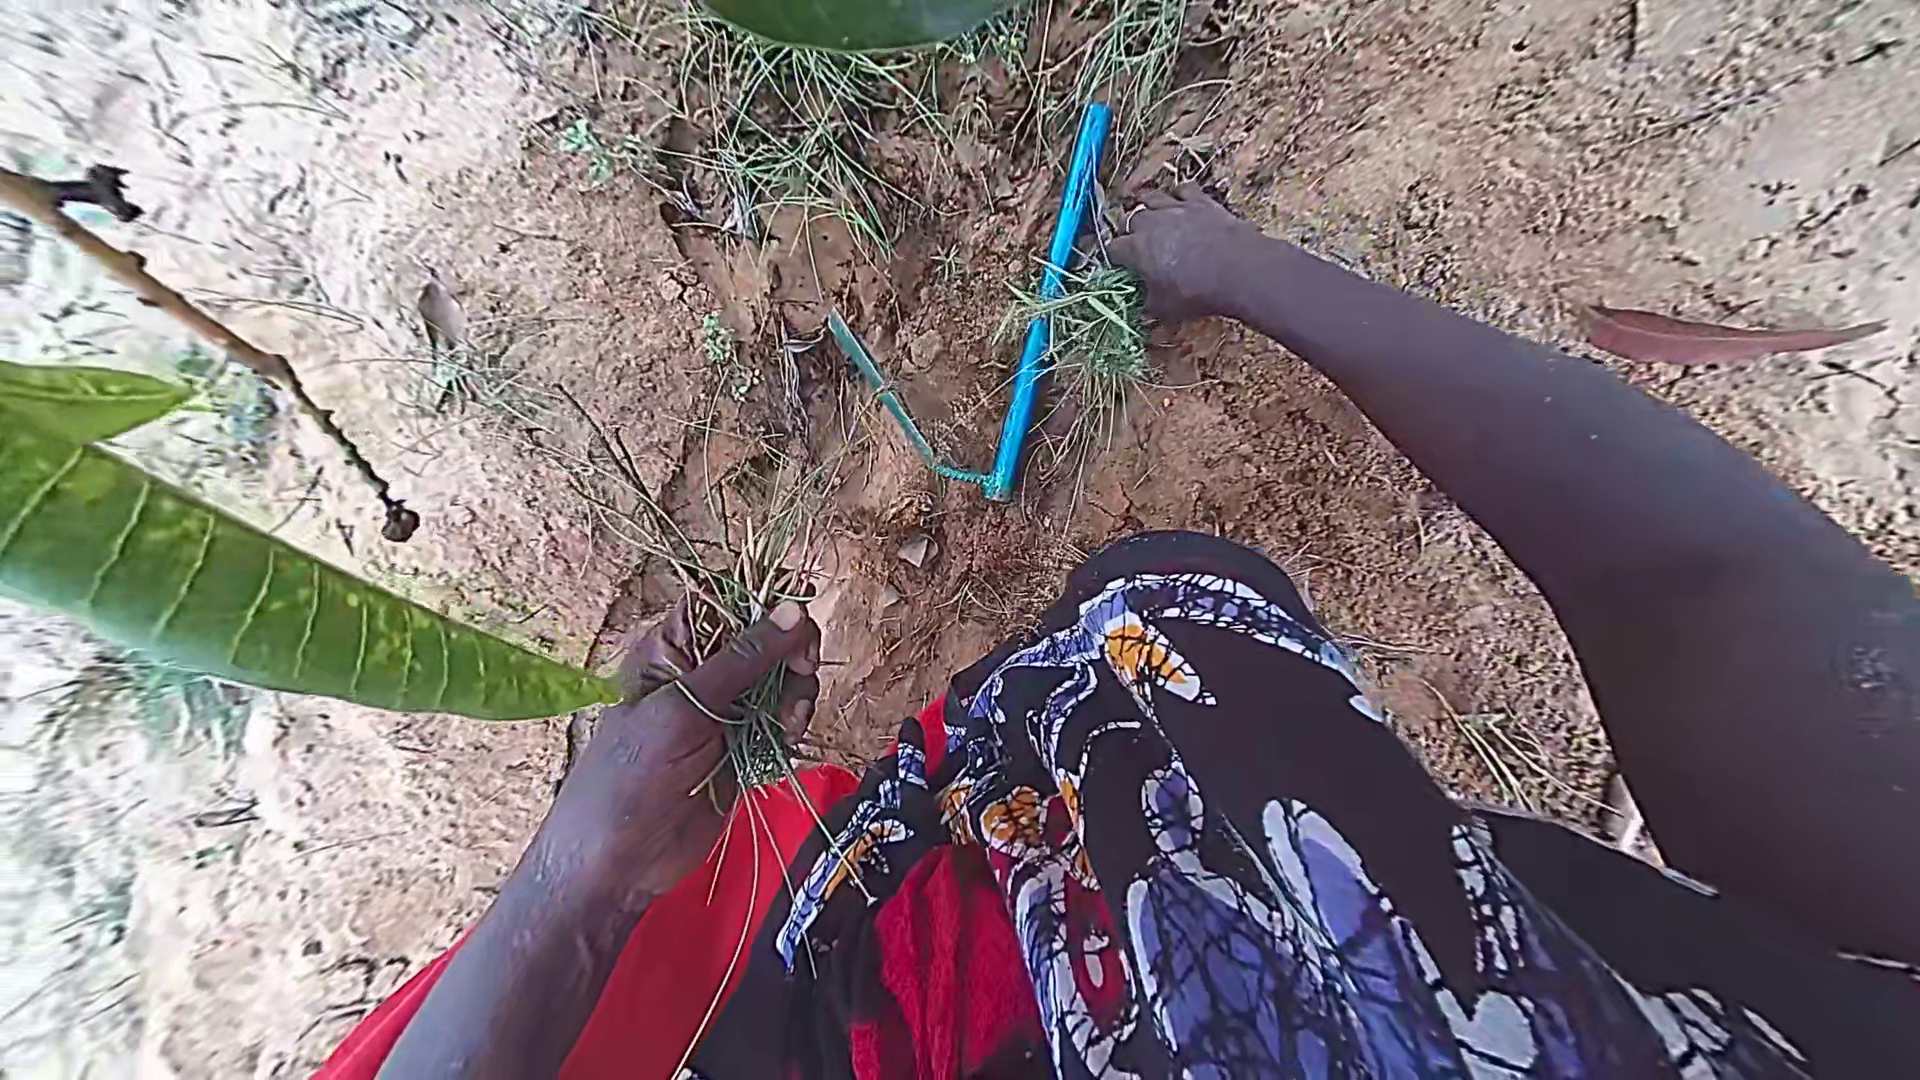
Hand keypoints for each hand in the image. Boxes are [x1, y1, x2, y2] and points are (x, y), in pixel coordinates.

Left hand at [540, 598, 819, 896]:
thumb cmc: (631, 777)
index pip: (728, 598)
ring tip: (788, 718)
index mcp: (675, 645)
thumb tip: (794, 609)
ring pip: (784, 672)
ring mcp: (729, 703)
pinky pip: (786, 710)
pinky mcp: (749, 736)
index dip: (768, 598)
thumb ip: (743, 659)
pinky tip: (786, 734)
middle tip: (802, 669)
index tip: (800, 613)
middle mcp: (705, 667)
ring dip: (798, 688)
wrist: (618, 866)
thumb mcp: (684, 710)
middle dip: (792, 648)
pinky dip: (795, 717)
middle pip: (768, 633)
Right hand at [1110, 183, 1263, 321]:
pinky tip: (1179, 203)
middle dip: (1127, 230)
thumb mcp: (1163, 308)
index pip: (1113, 248)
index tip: (1119, 266)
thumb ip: (1148, 305)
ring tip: (1149, 216)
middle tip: (1133, 242)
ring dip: (1147, 206)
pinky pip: (1183, 189)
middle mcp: (1151, 222)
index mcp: (1136, 248)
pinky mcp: (1201, 201)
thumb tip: (1142, 310)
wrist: (1237, 270)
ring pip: (1152, 197)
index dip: (1114, 257)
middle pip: (1129, 218)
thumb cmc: (1194, 292)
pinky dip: (1178, 195)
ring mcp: (1177, 207)